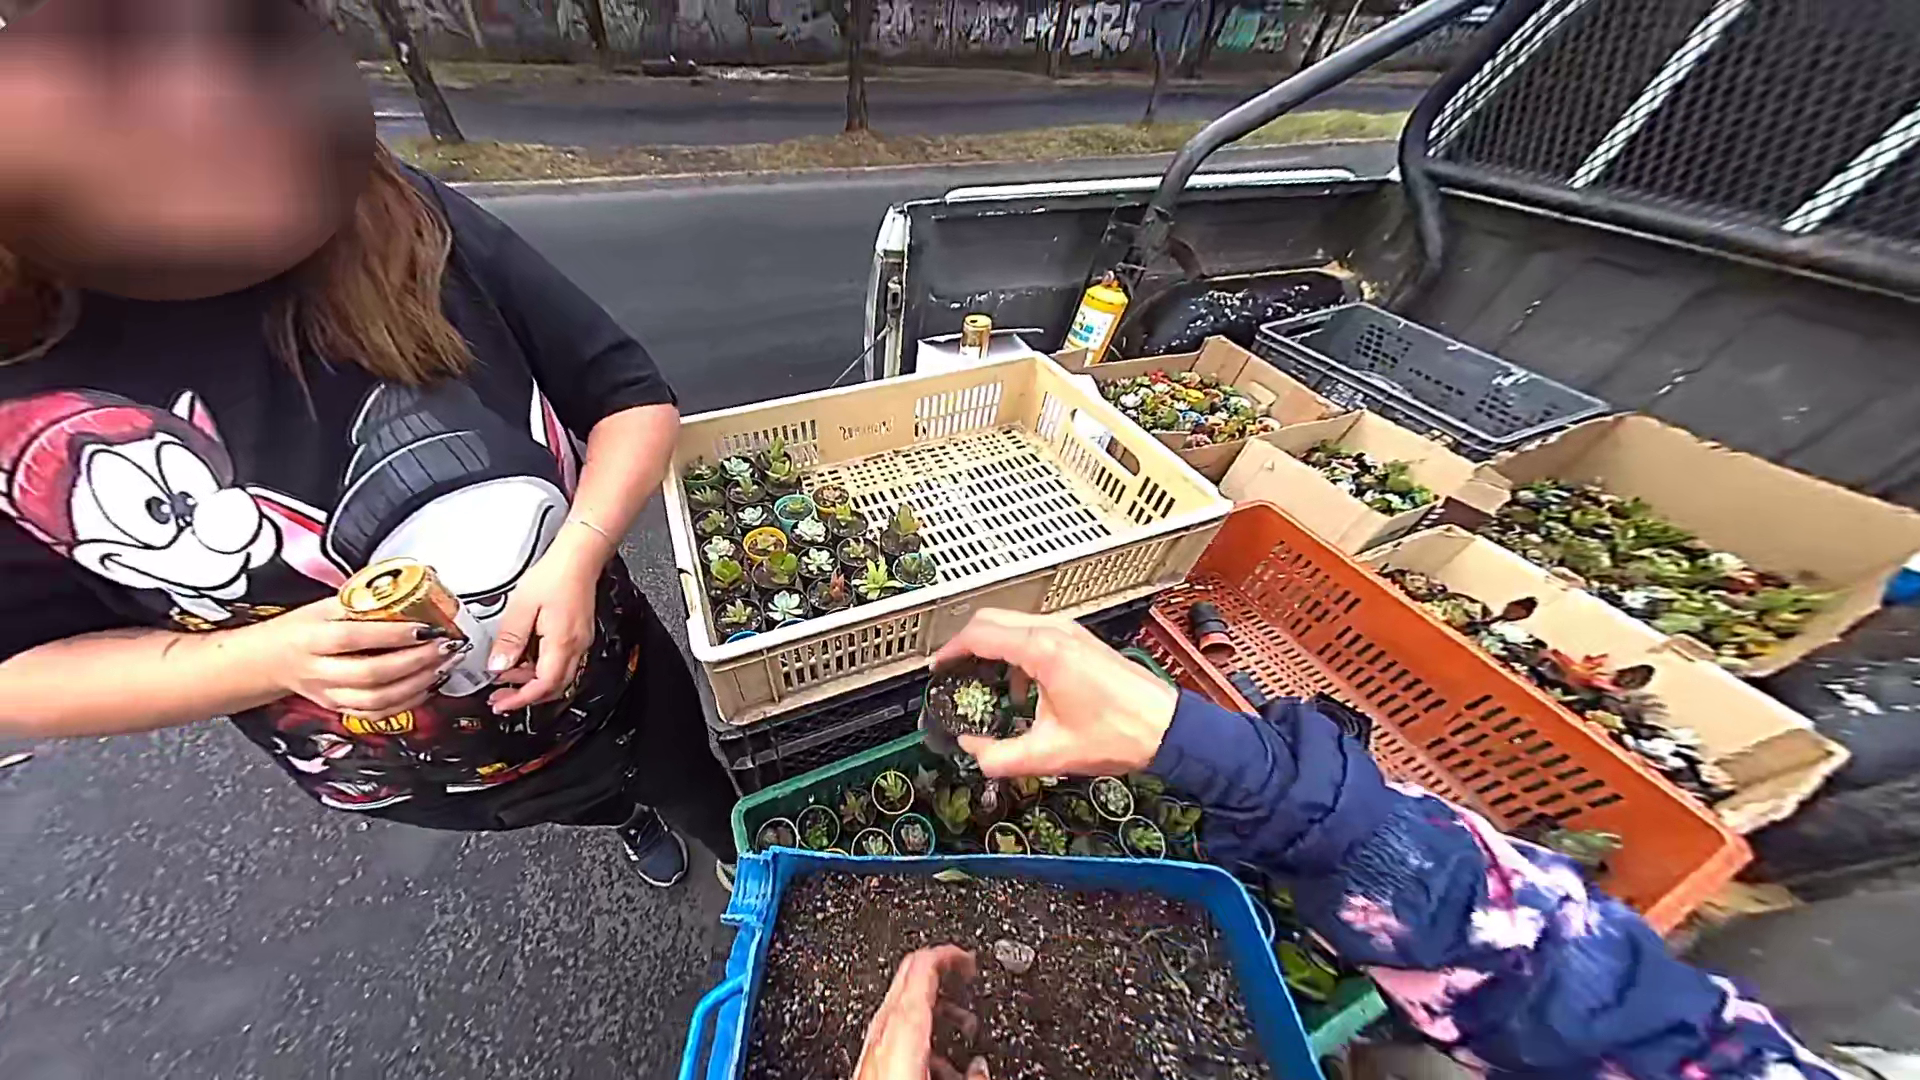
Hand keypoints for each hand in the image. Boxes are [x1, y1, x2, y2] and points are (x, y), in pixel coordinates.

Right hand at [253, 598, 465, 718]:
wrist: (266, 660)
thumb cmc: (306, 628)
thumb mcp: (329, 605)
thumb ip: (371, 597)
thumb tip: (425, 575)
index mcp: (312, 639)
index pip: (353, 638)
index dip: (395, 634)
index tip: (429, 627)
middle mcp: (318, 670)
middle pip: (371, 673)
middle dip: (418, 661)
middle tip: (447, 647)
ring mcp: (328, 693)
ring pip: (377, 699)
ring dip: (420, 683)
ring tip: (446, 664)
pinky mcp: (338, 708)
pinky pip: (376, 714)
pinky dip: (408, 702)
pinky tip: (430, 685)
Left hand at [485, 526, 610, 712]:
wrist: (579, 560)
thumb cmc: (554, 577)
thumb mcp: (521, 607)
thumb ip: (509, 639)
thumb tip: (498, 666)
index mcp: (562, 642)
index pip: (544, 684)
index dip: (521, 699)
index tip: (500, 704)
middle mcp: (576, 646)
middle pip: (555, 686)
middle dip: (527, 695)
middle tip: (499, 695)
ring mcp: (580, 641)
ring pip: (560, 676)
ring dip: (534, 682)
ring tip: (507, 672)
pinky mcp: (579, 635)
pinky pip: (564, 663)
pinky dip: (543, 669)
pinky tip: (526, 658)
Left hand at [855, 946, 988, 1079]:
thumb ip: (972, 1077)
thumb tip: (981, 1066)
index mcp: (904, 1026)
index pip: (924, 963)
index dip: (950, 954)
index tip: (970, 961)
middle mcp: (883, 1031)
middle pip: (910, 978)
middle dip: (942, 976)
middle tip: (967, 983)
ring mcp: (872, 1050)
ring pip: (903, 1007)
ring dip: (934, 1009)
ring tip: (962, 1031)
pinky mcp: (869, 1068)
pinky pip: (895, 1034)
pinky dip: (920, 1034)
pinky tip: (939, 1066)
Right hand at [934, 609, 1178, 778]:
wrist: (1166, 726)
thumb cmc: (1119, 733)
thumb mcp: (1050, 754)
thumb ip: (999, 757)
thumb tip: (973, 750)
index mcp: (1042, 650)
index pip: (980, 634)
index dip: (951, 650)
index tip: (938, 667)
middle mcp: (1054, 631)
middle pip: (991, 618)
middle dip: (966, 643)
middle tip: (952, 670)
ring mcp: (1068, 630)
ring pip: (1012, 622)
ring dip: (991, 645)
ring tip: (981, 680)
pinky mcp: (1078, 638)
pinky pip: (1032, 631)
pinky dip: (1014, 649)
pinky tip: (1020, 685)